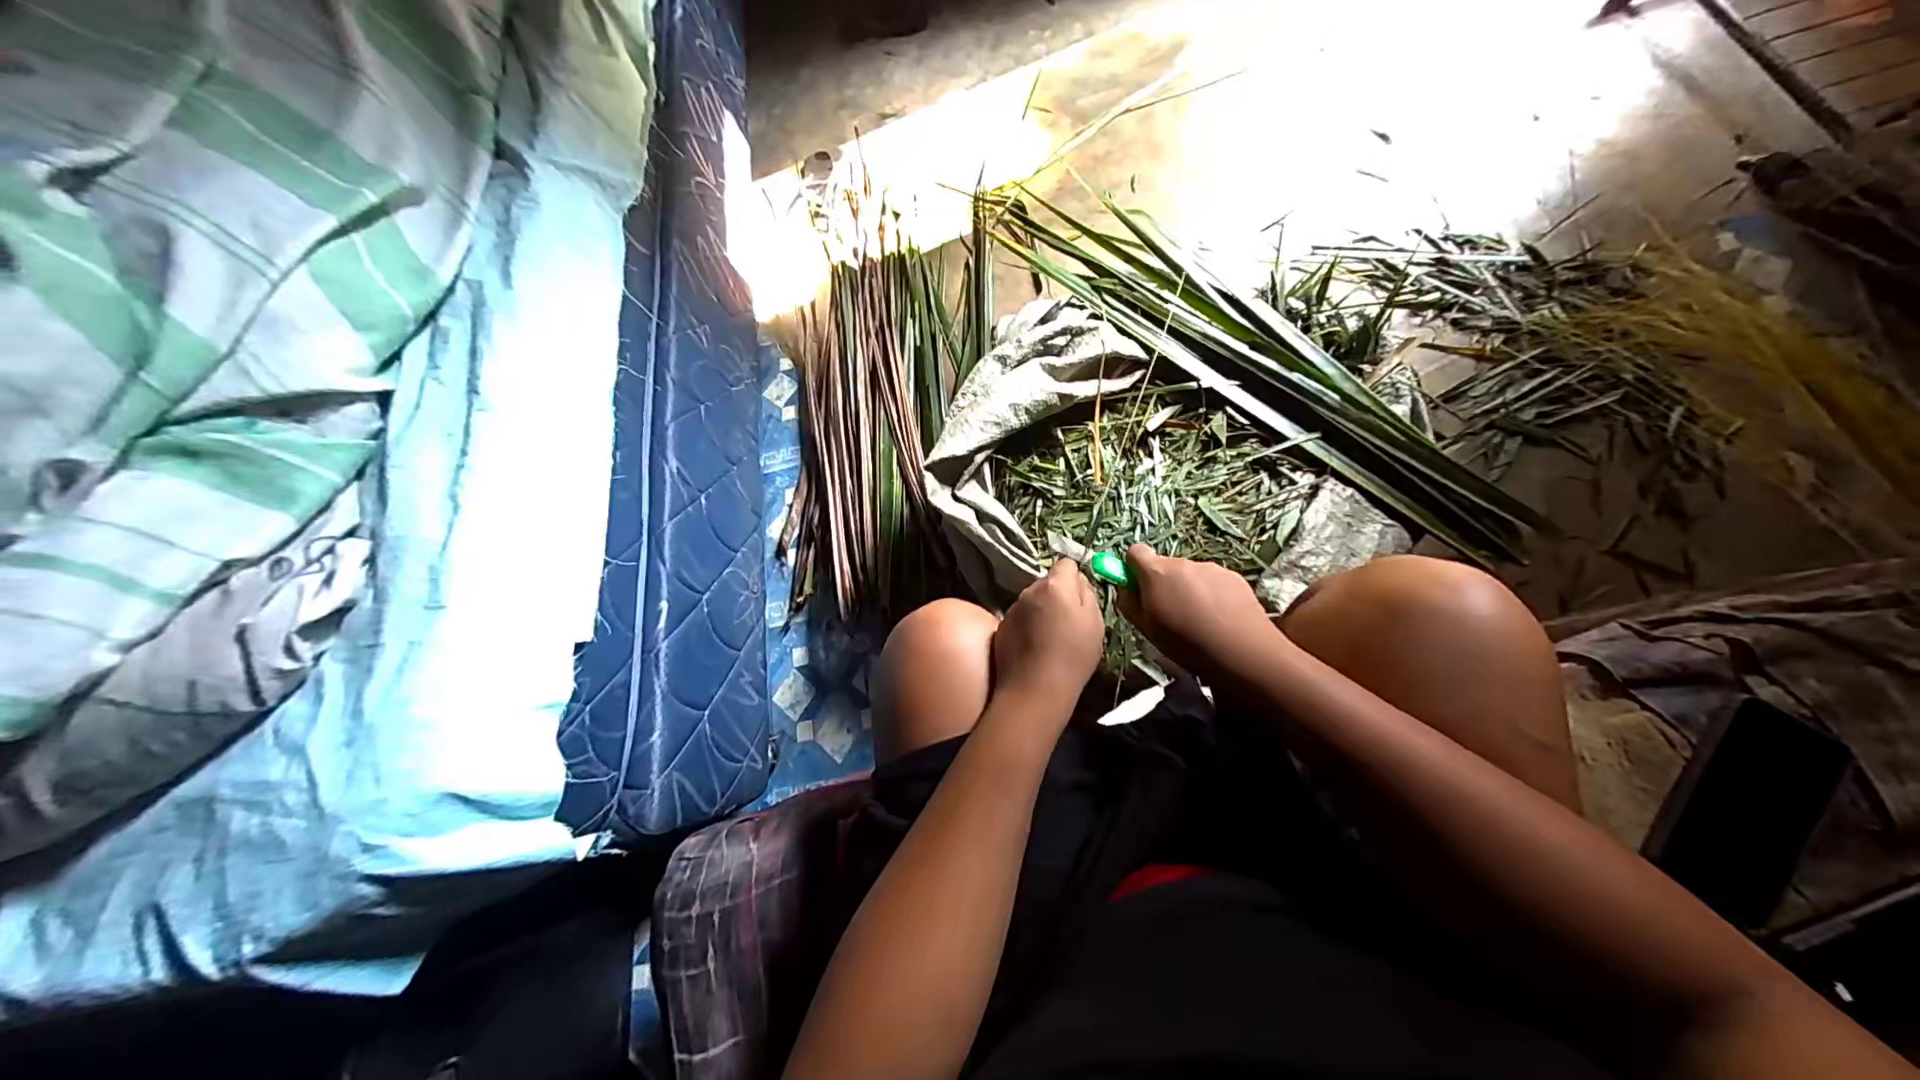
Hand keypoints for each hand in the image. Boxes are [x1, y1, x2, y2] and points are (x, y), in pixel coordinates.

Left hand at [991, 560, 1104, 718]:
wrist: (1035, 689)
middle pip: (1047, 583)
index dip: (1075, 578)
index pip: (1066, 564)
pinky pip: (1020, 617)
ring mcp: (1013, 608)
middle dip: (1057, 595)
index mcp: (1055, 586)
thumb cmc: (1073, 656)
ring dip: (1041, 610)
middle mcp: (1030, 591)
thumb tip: (1078, 579)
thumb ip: (1087, 594)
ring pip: (1033, 600)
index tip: (1079, 599)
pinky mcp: (1002, 626)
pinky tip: (1034, 646)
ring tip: (1050, 637)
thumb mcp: (1095, 623)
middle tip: (1068, 621)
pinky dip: (1027, 625)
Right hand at [1115, 544, 1280, 680]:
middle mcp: (1183, 564)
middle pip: (1165, 566)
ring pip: (1190, 574)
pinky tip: (1219, 618)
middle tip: (1171, 612)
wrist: (1241, 651)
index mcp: (1156, 573)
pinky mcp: (1233, 576)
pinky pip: (1213, 581)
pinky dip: (1211, 594)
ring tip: (1199, 619)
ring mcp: (1210, 568)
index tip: (1138, 587)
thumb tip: (1125, 588)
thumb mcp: (1146, 629)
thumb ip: (1129, 603)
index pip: (1135, 551)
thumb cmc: (1186, 643)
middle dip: (1164, 583)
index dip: (1134, 567)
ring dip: (1189, 589)